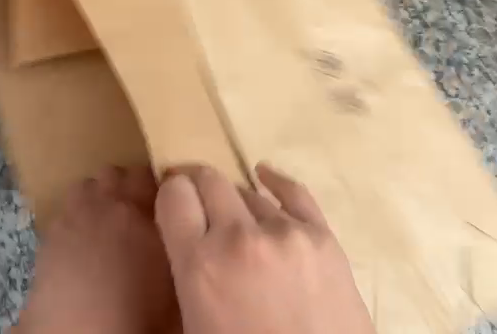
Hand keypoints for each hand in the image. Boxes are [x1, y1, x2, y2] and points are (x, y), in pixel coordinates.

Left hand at [15, 166, 177, 333]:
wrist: (77, 331)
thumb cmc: (135, 317)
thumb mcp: (173, 286)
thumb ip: (176, 249)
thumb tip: (180, 238)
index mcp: (144, 213)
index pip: (152, 177)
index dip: (157, 186)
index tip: (162, 200)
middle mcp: (110, 202)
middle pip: (117, 173)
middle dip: (125, 186)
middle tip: (133, 212)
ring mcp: (77, 211)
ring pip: (88, 184)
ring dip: (97, 196)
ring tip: (105, 223)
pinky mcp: (52, 228)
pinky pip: (66, 207)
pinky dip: (75, 217)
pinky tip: (80, 240)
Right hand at [155, 163, 373, 333]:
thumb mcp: (196, 327)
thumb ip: (187, 276)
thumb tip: (183, 241)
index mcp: (200, 266)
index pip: (173, 194)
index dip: (171, 197)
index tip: (173, 206)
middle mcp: (239, 237)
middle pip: (208, 180)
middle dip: (199, 191)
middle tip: (200, 210)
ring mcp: (285, 234)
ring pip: (248, 192)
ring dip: (239, 207)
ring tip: (242, 231)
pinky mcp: (325, 240)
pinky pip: (295, 193)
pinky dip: (275, 183)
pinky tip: (264, 178)